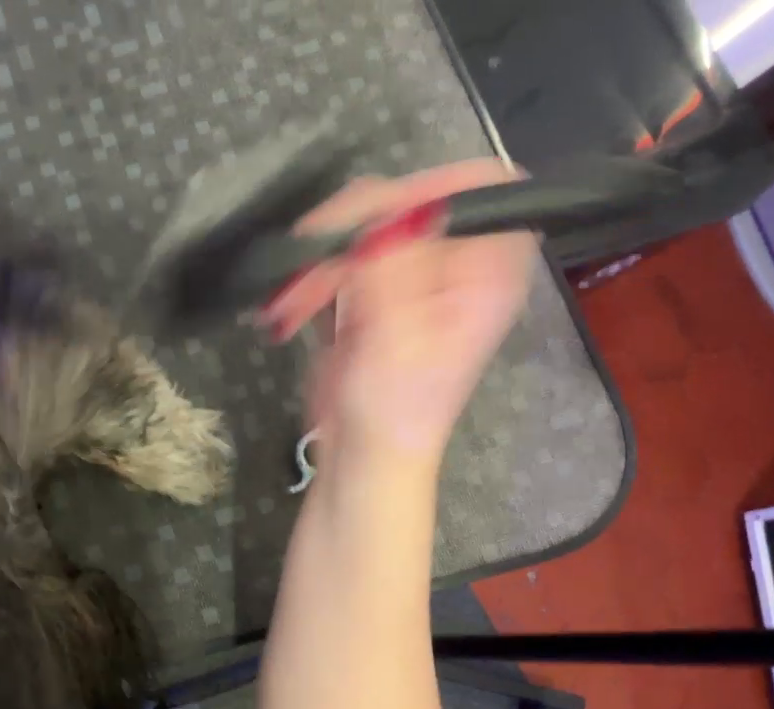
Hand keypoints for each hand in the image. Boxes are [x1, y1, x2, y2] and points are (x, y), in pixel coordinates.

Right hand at [258, 159, 537, 457]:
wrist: (363, 455)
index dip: (426, 189)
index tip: (369, 221)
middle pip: (407, 205)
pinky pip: (336, 265)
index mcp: (487, 268)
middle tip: (307, 264)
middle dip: (350, 232)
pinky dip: (307, 283)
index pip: (477, 188)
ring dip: (316, 264)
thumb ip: (391, 265)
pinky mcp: (369, 297)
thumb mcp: (396, 335)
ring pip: (362, 233)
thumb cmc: (393, 408)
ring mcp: (409, 279)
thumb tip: (381, 206)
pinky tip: (289, 310)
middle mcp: (453, 264)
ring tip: (287, 303)